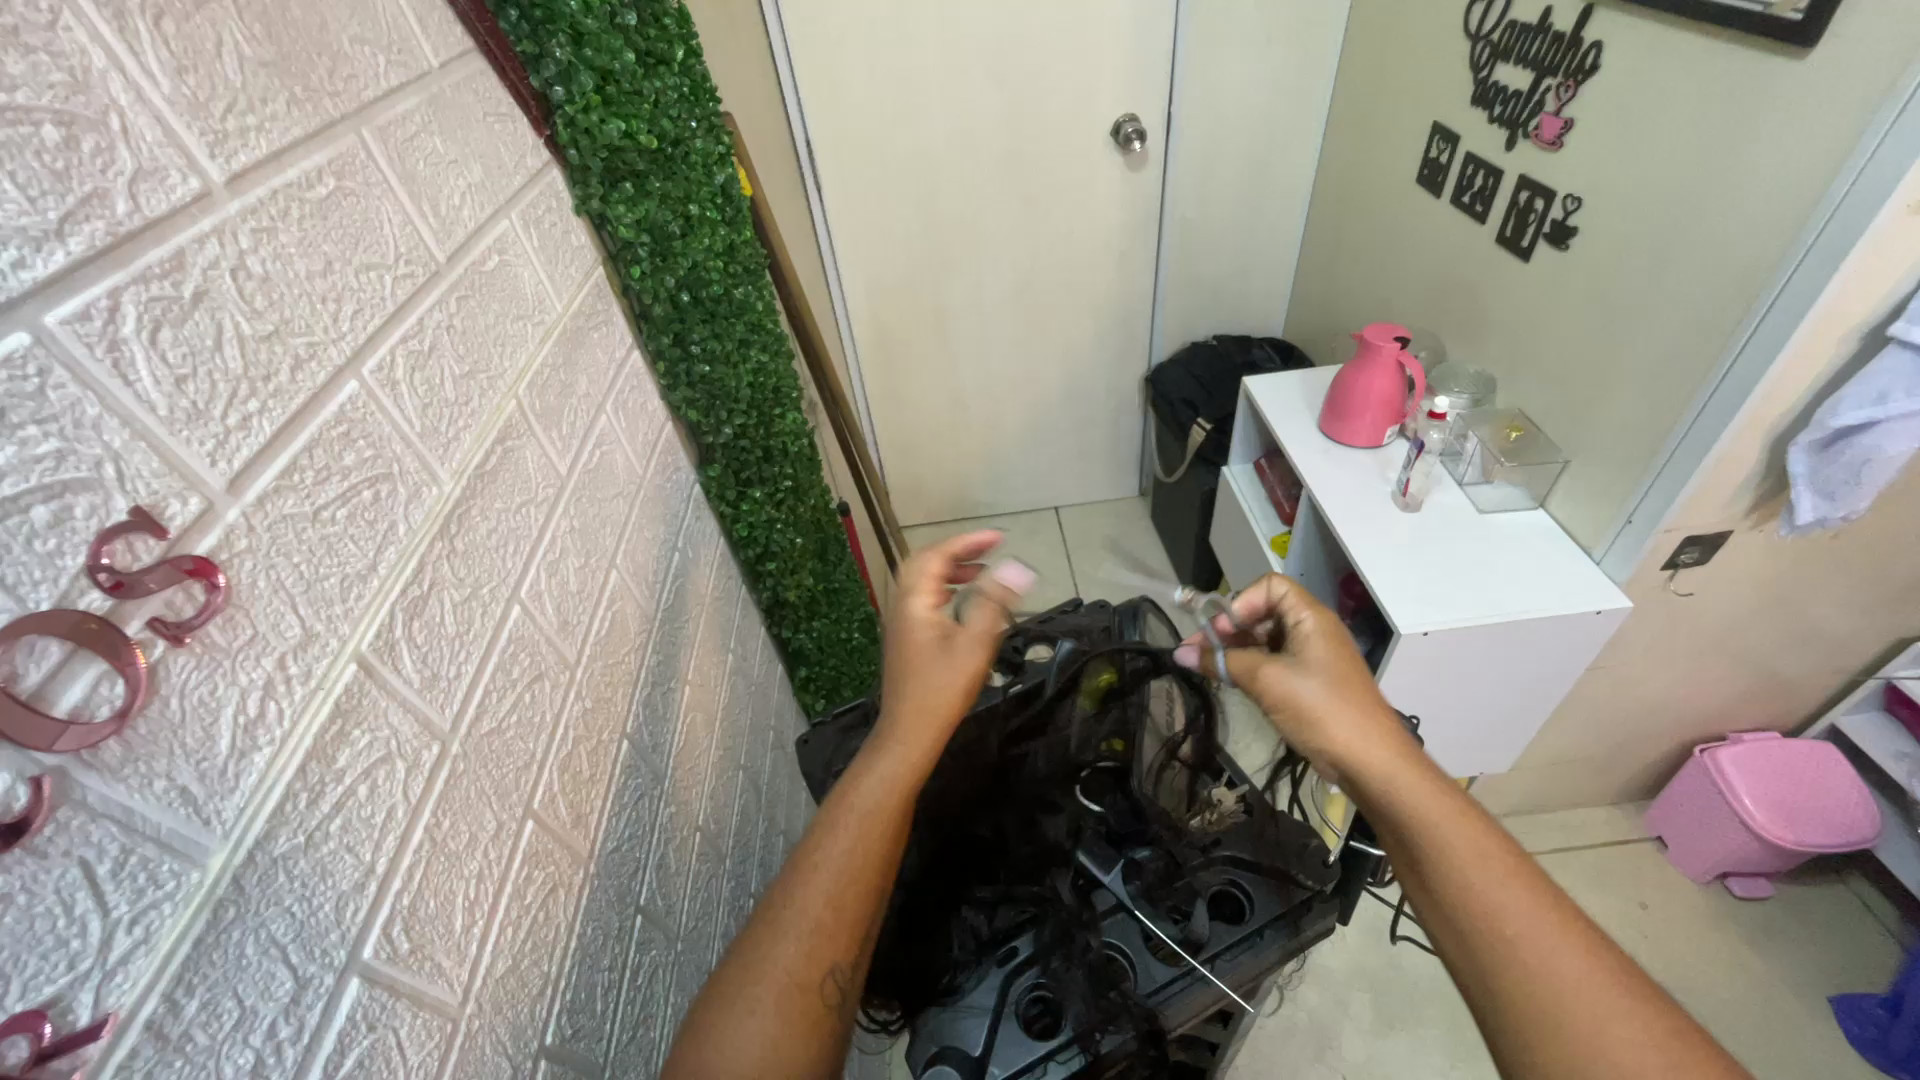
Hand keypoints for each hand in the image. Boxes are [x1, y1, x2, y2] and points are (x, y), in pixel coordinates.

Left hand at [868, 531, 1032, 769]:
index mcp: (915, 600)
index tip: (999, 538)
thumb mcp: (975, 643)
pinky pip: (923, 598)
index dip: (968, 541)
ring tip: (982, 573)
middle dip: (958, 552)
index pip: (938, 555)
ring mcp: (900, 621)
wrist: (909, 732)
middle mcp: (902, 604)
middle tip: (989, 551)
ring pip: (922, 581)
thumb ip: (994, 602)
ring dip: (951, 570)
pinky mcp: (905, 637)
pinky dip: (944, 589)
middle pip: (925, 562)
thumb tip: (1017, 567)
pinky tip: (964, 603)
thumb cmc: (943, 689)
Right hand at [1173, 573, 1411, 781]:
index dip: (1242, 603)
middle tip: (1199, 652)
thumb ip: (1221, 662)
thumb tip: (1179, 653)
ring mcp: (1313, 656)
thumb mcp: (1265, 680)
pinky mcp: (1310, 681)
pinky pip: (1274, 662)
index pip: (1269, 587)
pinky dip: (1250, 667)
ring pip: (1266, 640)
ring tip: (1208, 668)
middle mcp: (1312, 629)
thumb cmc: (1319, 708)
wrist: (1369, 760)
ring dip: (1236, 650)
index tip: (1223, 632)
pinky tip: (1230, 681)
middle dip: (1229, 629)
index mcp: (1310, 617)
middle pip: (1264, 612)